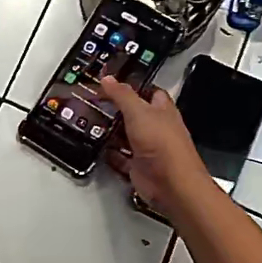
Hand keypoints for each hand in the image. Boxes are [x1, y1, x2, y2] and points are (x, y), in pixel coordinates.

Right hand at [98, 77, 212, 210]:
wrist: (170, 183)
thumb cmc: (163, 145)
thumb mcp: (139, 112)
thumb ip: (122, 95)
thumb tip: (108, 79)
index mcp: (162, 111)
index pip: (149, 92)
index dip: (132, 86)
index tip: (112, 82)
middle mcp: (156, 128)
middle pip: (134, 114)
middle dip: (116, 109)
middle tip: (95, 102)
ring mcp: (147, 147)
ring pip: (125, 135)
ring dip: (110, 131)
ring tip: (90, 122)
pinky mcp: (138, 165)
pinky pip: (121, 157)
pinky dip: (110, 154)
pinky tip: (99, 148)